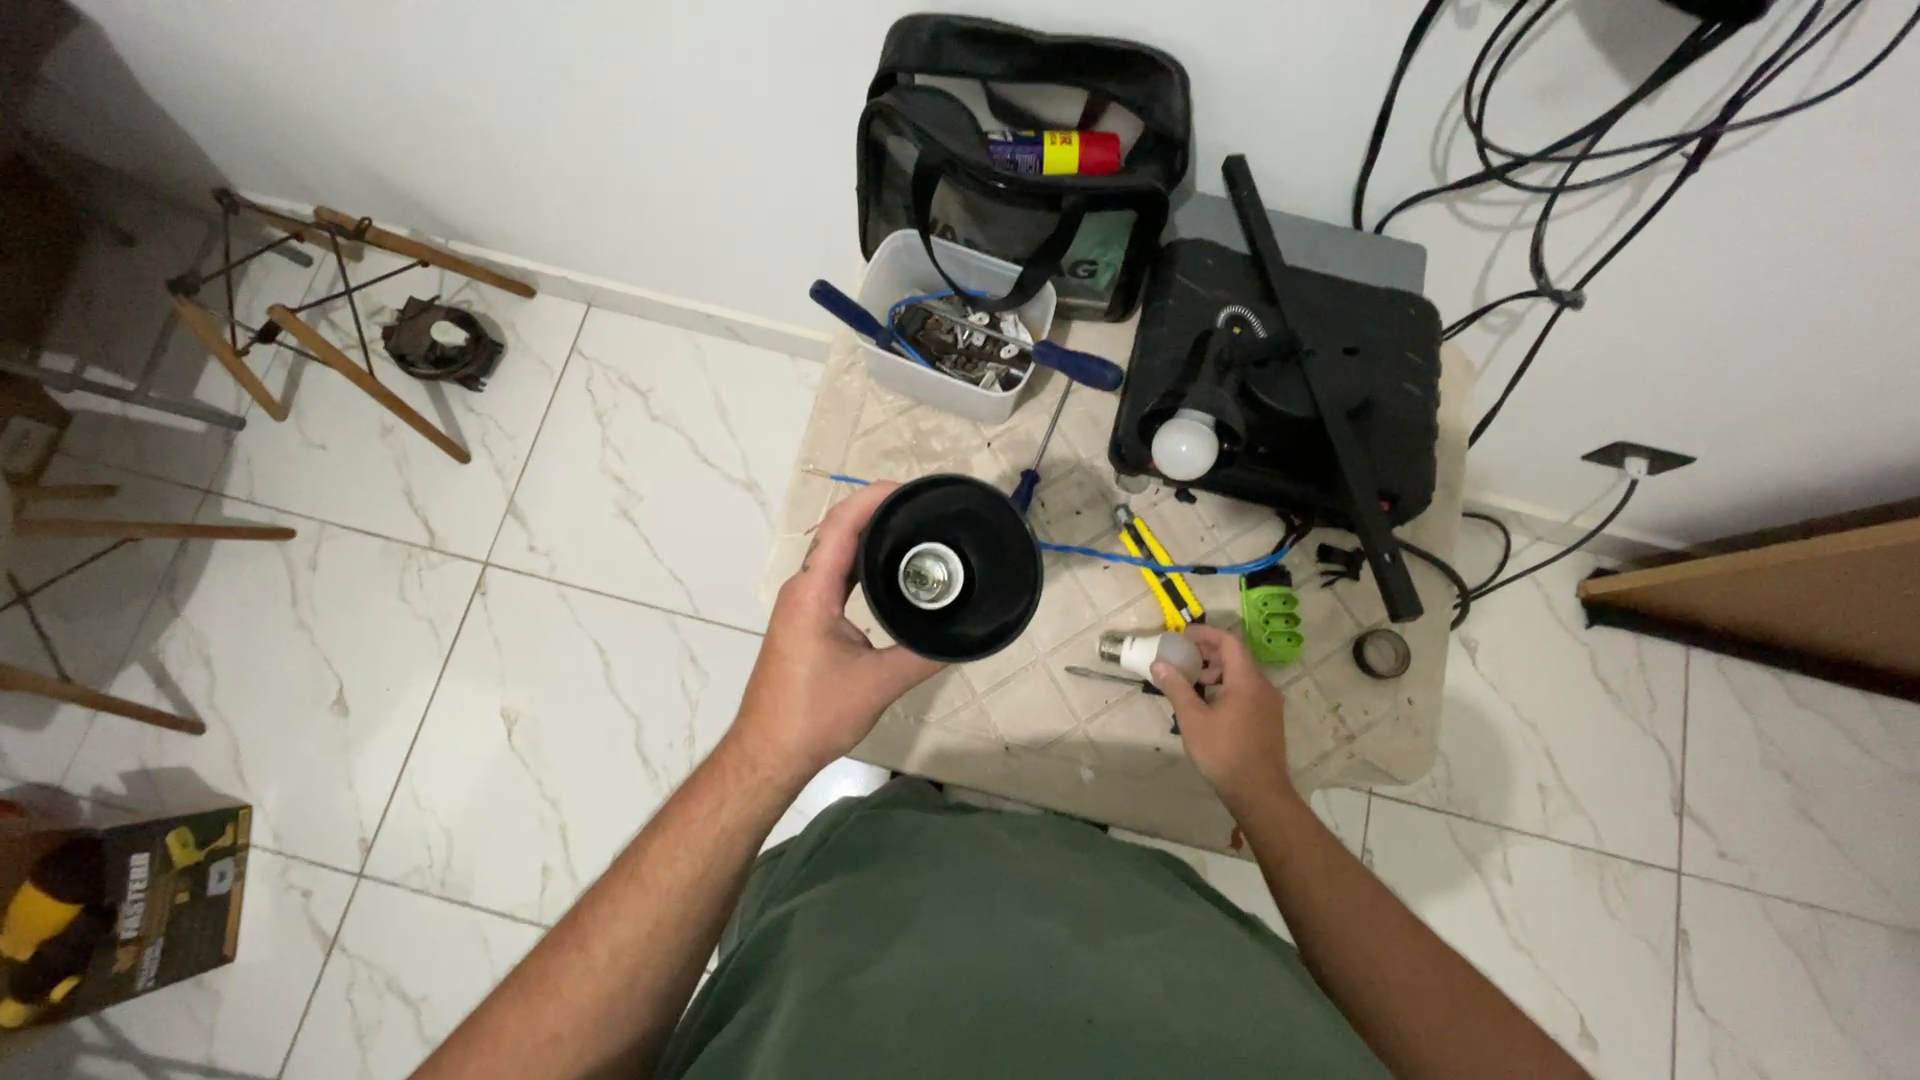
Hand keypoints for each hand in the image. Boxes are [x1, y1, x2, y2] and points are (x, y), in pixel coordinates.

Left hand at [730, 481, 943, 779]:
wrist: (769, 751)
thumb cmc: (814, 715)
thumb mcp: (879, 684)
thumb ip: (924, 656)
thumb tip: (962, 637)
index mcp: (813, 593)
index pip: (841, 527)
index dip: (873, 499)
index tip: (909, 488)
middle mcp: (803, 589)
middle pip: (838, 532)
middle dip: (877, 510)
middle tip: (923, 506)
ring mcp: (801, 604)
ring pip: (836, 554)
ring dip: (869, 535)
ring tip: (912, 528)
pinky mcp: (806, 620)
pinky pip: (835, 576)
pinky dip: (862, 562)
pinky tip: (889, 570)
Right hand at [1149, 623, 1293, 807]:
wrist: (1259, 792)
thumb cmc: (1223, 752)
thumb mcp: (1193, 719)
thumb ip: (1176, 687)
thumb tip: (1159, 664)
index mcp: (1247, 680)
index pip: (1229, 642)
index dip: (1206, 634)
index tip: (1183, 636)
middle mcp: (1263, 686)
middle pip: (1237, 657)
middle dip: (1209, 653)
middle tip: (1184, 658)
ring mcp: (1269, 704)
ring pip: (1242, 675)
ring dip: (1217, 671)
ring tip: (1193, 682)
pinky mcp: (1268, 719)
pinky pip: (1248, 691)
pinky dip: (1227, 687)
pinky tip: (1209, 704)